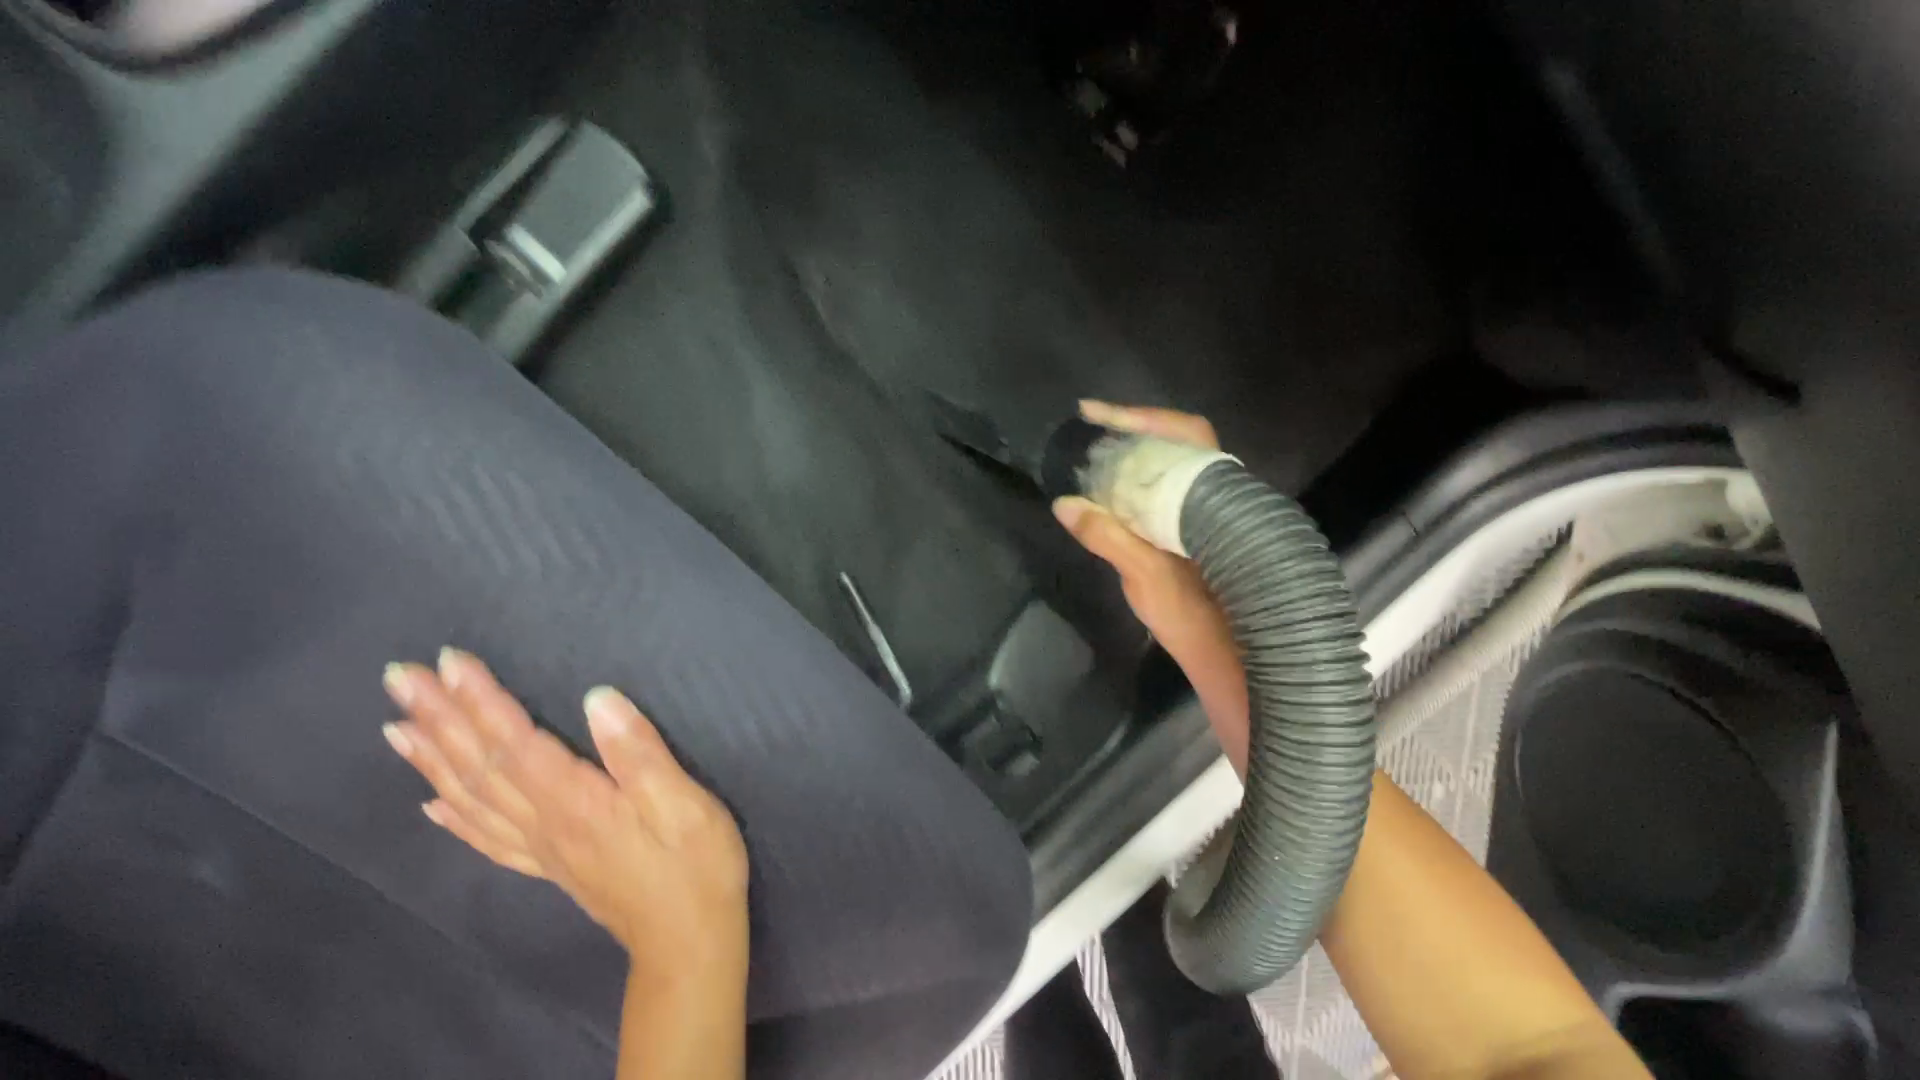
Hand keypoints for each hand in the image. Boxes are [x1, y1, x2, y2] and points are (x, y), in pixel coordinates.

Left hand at [381, 650, 748, 988]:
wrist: (689, 941)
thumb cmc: (695, 864)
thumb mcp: (683, 803)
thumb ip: (639, 751)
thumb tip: (597, 697)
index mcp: (575, 802)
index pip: (515, 742)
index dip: (481, 699)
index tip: (448, 660)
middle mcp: (545, 824)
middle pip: (480, 766)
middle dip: (439, 717)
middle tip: (398, 677)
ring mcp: (542, 849)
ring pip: (473, 798)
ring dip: (434, 758)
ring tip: (396, 726)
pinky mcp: (550, 867)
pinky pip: (488, 839)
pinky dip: (455, 817)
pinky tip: (432, 804)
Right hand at [1055, 401, 1251, 773]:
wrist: (1245, 669)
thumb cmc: (1199, 623)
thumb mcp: (1145, 579)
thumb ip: (1108, 537)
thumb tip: (1066, 503)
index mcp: (1215, 498)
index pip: (1183, 434)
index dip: (1139, 417)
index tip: (1093, 413)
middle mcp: (1226, 498)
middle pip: (1183, 444)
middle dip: (1134, 433)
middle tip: (1089, 434)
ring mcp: (1223, 518)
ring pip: (1182, 470)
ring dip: (1140, 460)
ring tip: (1096, 461)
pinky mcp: (1214, 538)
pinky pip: (1179, 495)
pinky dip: (1147, 488)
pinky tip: (1119, 499)